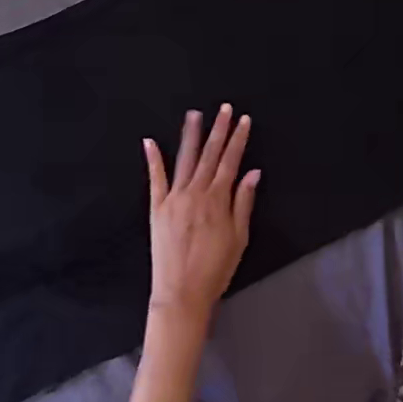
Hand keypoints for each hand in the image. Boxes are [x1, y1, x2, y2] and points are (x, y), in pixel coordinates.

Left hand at [144, 104, 259, 326]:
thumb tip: (252, 172)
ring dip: (191, 136)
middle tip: (224, 108)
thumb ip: (244, 202)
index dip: (238, 139)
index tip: (243, 120)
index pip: (231, 161)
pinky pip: (155, 180)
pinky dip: (153, 160)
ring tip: (194, 115)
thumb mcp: (239, 237)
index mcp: (218, 199)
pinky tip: (150, 142)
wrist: (181, 293)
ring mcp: (173, 199)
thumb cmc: (216, 268)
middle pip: (210, 155)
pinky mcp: (157, 209)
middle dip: (219, 130)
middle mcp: (195, 193)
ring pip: (185, 160)